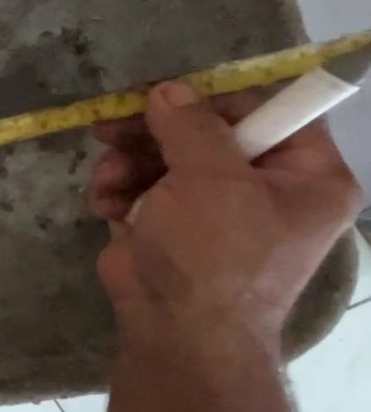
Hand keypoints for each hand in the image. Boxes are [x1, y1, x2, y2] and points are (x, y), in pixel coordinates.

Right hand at [87, 81, 360, 353]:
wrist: (175, 322)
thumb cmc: (213, 251)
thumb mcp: (210, 180)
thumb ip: (192, 129)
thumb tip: (168, 89)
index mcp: (305, 177)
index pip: (272, 114)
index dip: (216, 102)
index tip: (163, 97)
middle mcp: (263, 187)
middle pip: (203, 134)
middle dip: (151, 135)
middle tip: (108, 130)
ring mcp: (211, 206)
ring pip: (161, 158)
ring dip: (124, 165)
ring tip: (108, 184)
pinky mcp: (167, 221)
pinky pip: (140, 186)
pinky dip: (116, 191)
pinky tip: (106, 206)